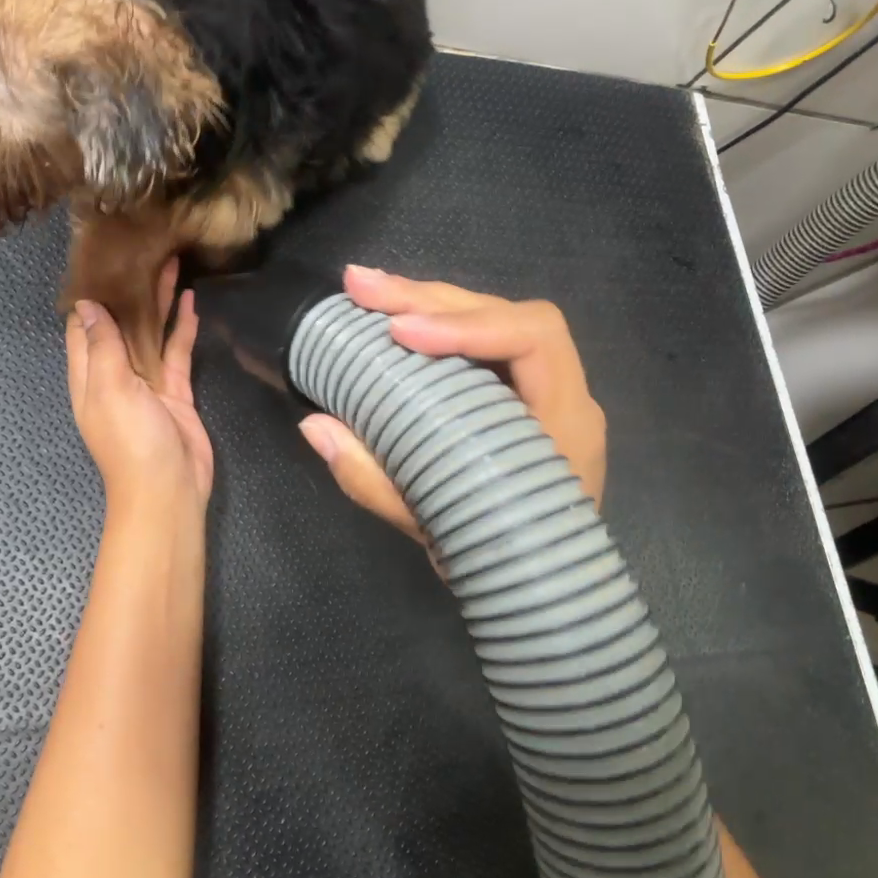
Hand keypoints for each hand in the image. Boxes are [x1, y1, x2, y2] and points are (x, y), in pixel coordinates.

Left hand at [66, 258, 212, 513]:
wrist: (168, 489)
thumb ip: (102, 346)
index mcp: (89, 375)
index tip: (100, 258)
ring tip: (170, 263)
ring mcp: (147, 383)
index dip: (89, 294)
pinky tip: (191, 302)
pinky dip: (183, 328)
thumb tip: (86, 304)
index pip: (82, 327)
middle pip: (120, 324)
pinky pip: (177, 352)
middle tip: (141, 251)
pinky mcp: (176, 391)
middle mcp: (115, 375)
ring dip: (158, 302)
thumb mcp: (110, 389)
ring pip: (151, 333)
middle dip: (128, 291)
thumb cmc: (130, 440)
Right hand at [297, 266, 606, 542]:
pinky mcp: (518, 391)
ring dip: (427, 301)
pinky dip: (434, 323)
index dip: (470, 327)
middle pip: (507, 315)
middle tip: (358, 286)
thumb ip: (375, 481)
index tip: (402, 335)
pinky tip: (392, 317)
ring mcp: (544, 388)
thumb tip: (312, 426)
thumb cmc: (504, 563)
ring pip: (492, 319)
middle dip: (430, 299)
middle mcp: (563, 393)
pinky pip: (481, 342)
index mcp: (564, 425)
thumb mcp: (436, 530)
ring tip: (363, 291)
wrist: (547, 590)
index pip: (535, 341)